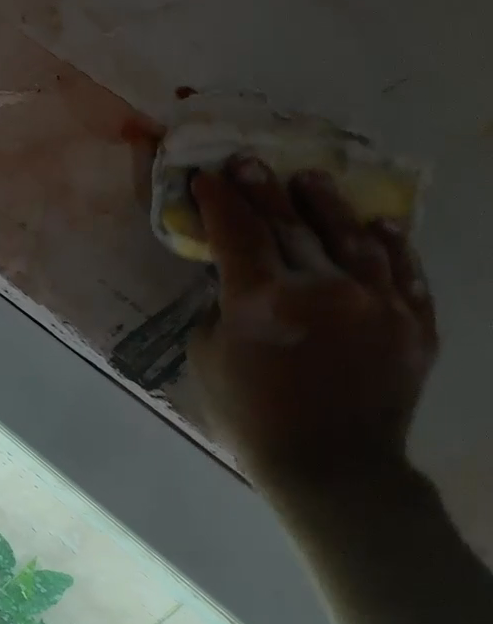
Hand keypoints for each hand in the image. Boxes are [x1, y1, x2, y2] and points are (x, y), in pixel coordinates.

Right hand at [187, 155, 438, 489]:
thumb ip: (225, 304)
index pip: (236, 233)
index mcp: (262, 302)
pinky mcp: (416, 323)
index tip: (207, 176)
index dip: (220, 201)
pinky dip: (388, 244)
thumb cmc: (248, 409)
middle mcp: (324, 291)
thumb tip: (238, 275)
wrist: (331, 461)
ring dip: (325, 206)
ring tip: (308, 180)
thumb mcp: (211, 350)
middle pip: (289, 227)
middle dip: (263, 192)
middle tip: (248, 162)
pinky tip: (376, 223)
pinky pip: (402, 270)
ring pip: (351, 239)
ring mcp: (379, 304)